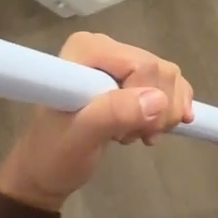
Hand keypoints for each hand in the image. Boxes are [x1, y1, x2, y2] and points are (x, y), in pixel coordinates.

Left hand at [0, 33, 193, 210]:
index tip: (126, 132)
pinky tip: (153, 129)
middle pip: (159, 69)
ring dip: (163, 114)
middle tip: (128, 137)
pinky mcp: (131, 76)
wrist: (46, 171)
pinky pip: (171, 83)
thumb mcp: (80, 138)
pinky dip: (170, 110)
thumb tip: (158, 100)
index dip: (146, 98)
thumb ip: (113, 114)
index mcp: (86, 49)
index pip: (142, 64)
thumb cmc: (55, 155)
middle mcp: (105, 47)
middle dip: (156, 110)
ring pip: (169, 78)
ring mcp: (119, 60)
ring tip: (133, 134)